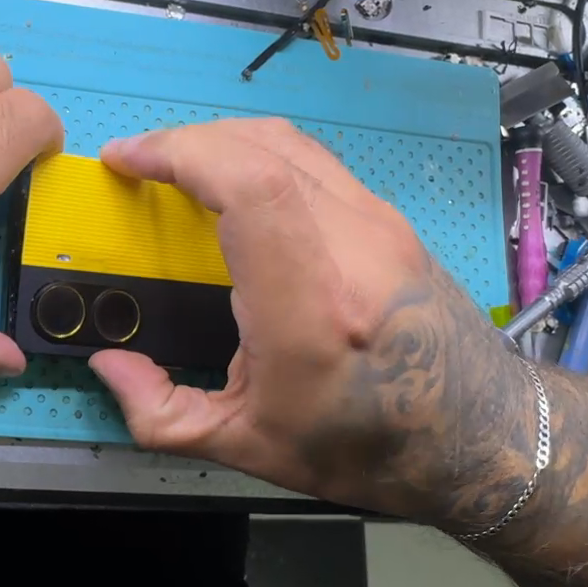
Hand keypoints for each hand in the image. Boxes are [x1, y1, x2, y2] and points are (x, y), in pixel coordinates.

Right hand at [87, 118, 531, 525]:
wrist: (481, 435)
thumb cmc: (363, 445)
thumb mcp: (248, 446)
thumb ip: (159, 412)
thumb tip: (107, 362)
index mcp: (312, 309)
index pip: (251, 187)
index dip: (178, 155)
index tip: (125, 161)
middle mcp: (354, 249)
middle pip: (261, 147)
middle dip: (183, 142)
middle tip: (136, 163)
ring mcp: (378, 224)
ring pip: (287, 141)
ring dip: (217, 140)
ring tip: (173, 164)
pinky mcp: (387, 217)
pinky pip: (309, 158)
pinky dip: (252, 152)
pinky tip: (227, 181)